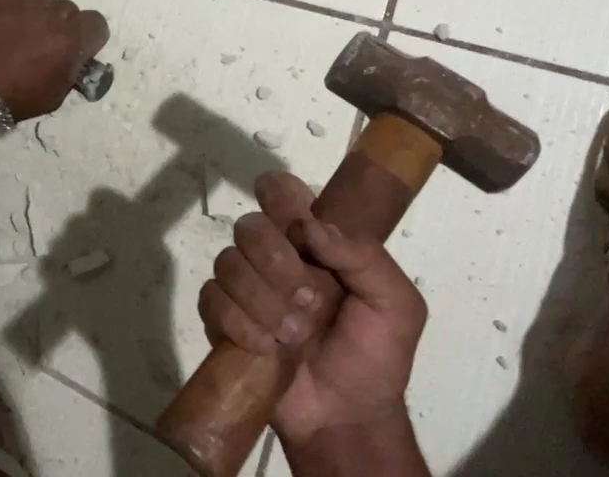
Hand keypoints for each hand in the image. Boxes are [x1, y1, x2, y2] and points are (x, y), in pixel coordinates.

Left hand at [0, 0, 107, 120]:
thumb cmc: (13, 98)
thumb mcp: (55, 94)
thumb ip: (72, 68)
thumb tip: (74, 57)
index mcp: (71, 40)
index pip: (97, 23)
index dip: (88, 37)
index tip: (74, 48)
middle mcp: (52, 13)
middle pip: (69, 10)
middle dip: (61, 25)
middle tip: (42, 44)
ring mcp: (24, 0)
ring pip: (43, 0)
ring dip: (37, 14)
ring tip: (18, 33)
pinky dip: (15, 6)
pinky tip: (1, 24)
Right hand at [197, 171, 425, 445]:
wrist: (347, 417)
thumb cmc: (375, 355)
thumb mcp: (396, 305)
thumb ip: (364, 257)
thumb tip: (311, 226)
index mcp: (310, 240)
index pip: (279, 190)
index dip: (278, 197)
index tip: (298, 230)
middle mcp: (271, 255)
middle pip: (248, 226)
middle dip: (276, 264)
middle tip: (309, 301)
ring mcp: (242, 285)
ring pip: (227, 263)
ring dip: (263, 303)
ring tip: (293, 335)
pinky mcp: (221, 316)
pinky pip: (212, 299)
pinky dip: (240, 324)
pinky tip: (266, 348)